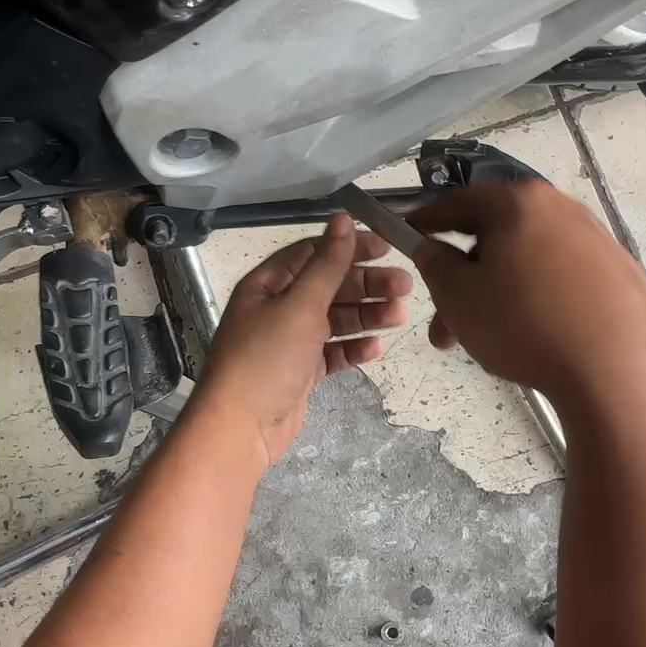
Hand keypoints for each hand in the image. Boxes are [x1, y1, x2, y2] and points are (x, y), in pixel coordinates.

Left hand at [187, 215, 412, 468]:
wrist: (240, 428)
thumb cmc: (265, 359)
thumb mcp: (300, 305)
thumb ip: (326, 264)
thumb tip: (342, 218)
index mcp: (267, 284)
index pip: (312, 253)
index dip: (348, 247)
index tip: (387, 247)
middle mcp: (276, 309)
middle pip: (328, 287)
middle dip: (366, 285)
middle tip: (405, 286)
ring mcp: (288, 342)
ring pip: (333, 320)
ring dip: (366, 316)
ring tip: (399, 315)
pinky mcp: (299, 372)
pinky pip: (331, 353)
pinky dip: (352, 348)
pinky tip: (376, 347)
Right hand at [409, 180, 645, 402]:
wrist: (618, 369)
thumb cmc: (524, 324)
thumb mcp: (458, 297)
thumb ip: (434, 265)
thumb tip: (431, 247)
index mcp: (518, 203)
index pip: (457, 201)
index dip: (425, 222)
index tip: (407, 238)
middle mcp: (560, 208)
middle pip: (493, 236)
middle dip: (460, 280)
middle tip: (442, 326)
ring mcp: (595, 240)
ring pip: (525, 262)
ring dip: (494, 295)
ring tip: (482, 343)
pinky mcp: (618, 274)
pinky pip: (559, 278)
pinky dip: (533, 299)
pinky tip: (531, 337)